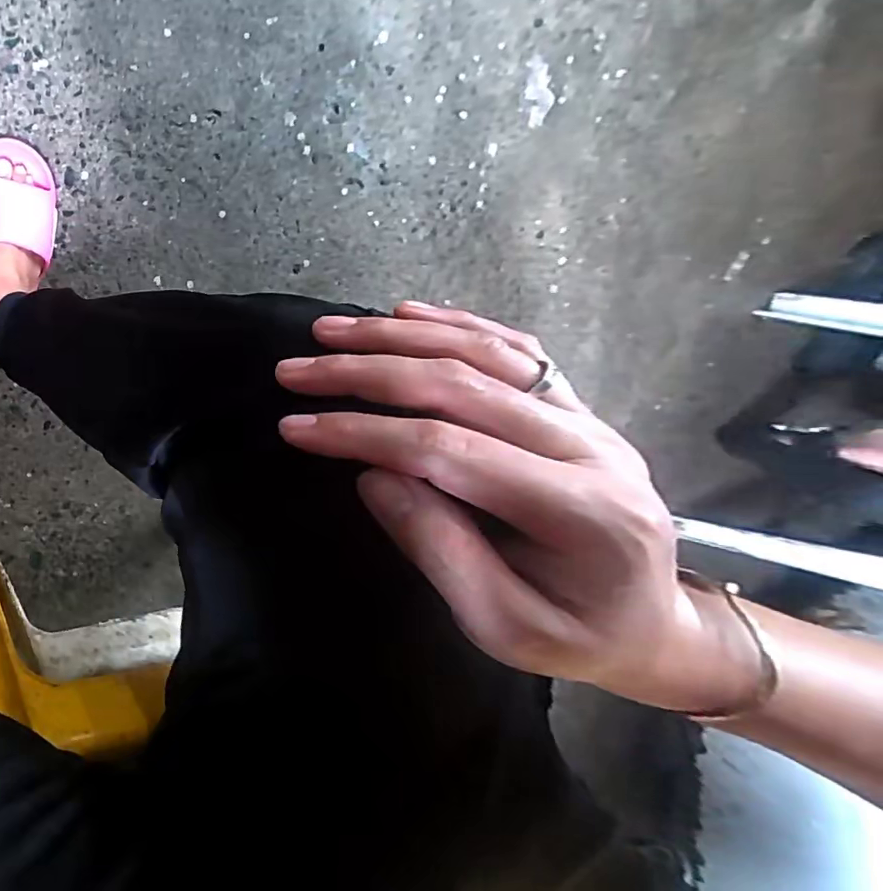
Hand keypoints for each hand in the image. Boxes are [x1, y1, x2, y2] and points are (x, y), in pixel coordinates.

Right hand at [273, 300, 762, 712]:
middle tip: (292, 370)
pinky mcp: (574, 408)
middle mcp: (591, 450)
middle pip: (458, 386)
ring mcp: (587, 420)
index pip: (445, 449)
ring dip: (396, 336)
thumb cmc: (570, 634)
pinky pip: (514, 350)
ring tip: (327, 330)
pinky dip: (454, 323)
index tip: (293, 427)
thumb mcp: (498, 623)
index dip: (360, 432)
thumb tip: (372, 475)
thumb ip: (436, 548)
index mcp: (581, 511)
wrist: (653, 626)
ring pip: (482, 354)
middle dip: (362, 372)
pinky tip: (405, 311)